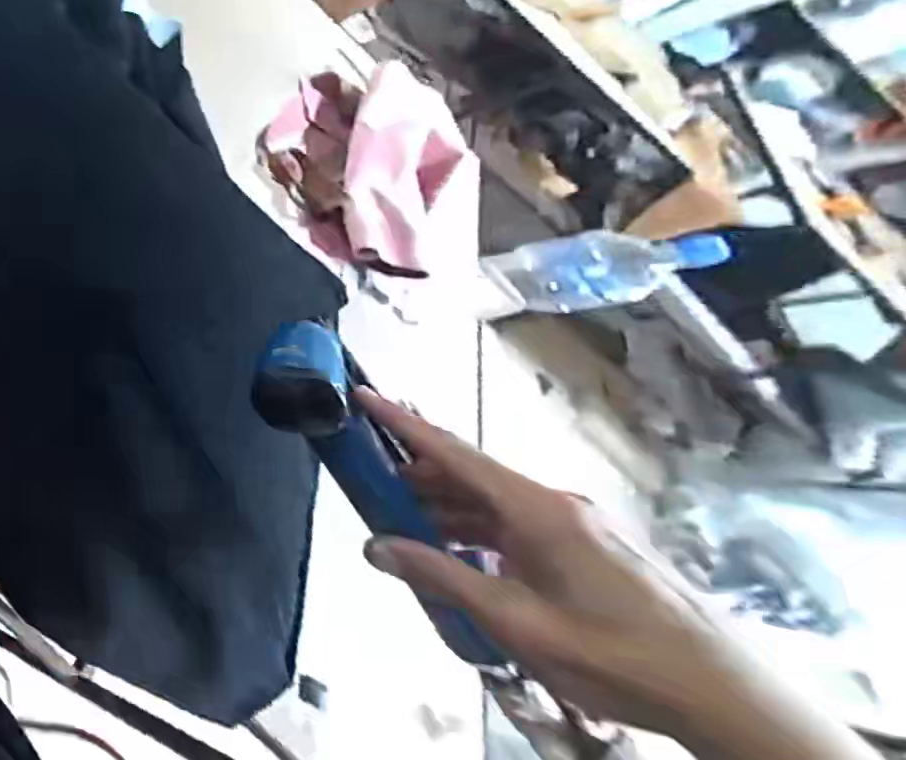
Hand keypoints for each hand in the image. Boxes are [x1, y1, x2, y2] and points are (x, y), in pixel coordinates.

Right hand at [355, 387, 871, 759]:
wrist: (733, 701)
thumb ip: (441, 576)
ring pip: (492, 501)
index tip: (364, 394)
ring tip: (408, 527)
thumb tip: (374, 546)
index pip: (454, 452)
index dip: (403, 422)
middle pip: (469, 474)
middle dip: (417, 476)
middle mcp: (554, 503)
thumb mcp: (516, 622)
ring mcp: (576, 524)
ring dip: (447, 509)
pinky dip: (478, 530)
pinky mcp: (589, 546)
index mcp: (536, 509)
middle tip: (372, 484)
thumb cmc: (617, 655)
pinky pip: (515, 523)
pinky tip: (463, 557)